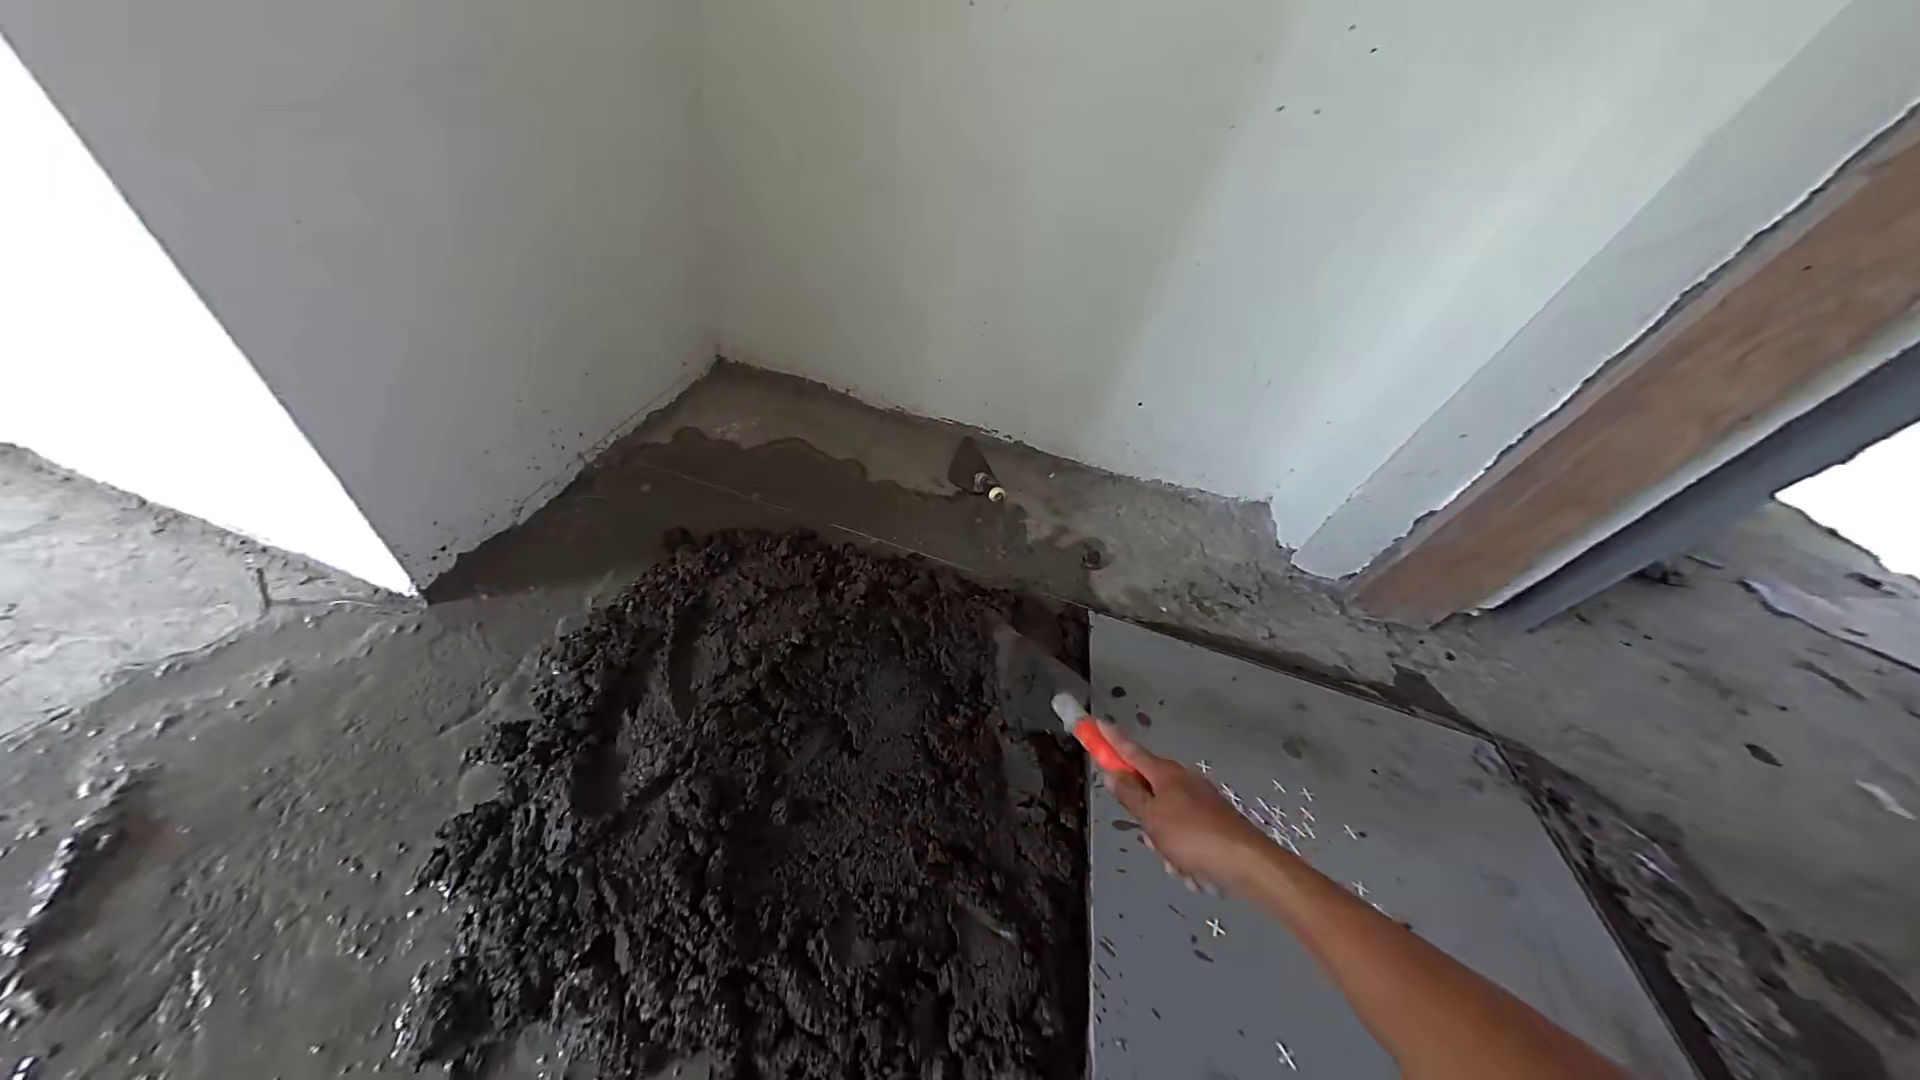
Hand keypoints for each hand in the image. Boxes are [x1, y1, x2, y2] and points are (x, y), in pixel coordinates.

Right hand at [1095, 721, 1274, 892]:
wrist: (1248, 864)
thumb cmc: (1192, 836)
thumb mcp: (1151, 817)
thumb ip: (1129, 795)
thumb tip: (1112, 772)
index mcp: (1165, 774)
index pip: (1130, 751)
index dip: (1111, 739)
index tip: (1096, 724)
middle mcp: (1183, 781)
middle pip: (1148, 791)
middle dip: (1144, 817)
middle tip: (1149, 836)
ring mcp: (1200, 802)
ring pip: (1165, 820)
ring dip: (1165, 843)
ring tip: (1176, 862)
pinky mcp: (1214, 824)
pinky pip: (1185, 837)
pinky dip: (1183, 854)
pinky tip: (1193, 870)